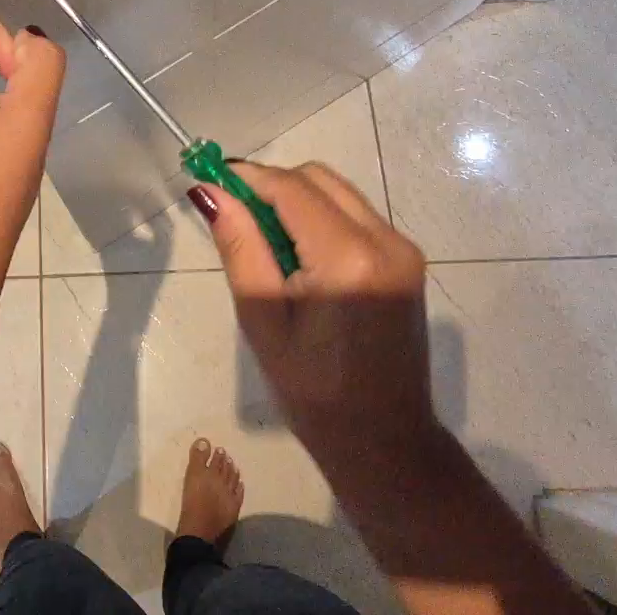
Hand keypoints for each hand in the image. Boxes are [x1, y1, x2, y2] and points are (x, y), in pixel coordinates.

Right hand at [194, 163, 439, 456]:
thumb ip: (240, 246)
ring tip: (265, 242)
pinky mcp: (407, 259)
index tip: (210, 178)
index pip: (291, 188)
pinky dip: (320, 218)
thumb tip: (211, 192)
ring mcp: (402, 248)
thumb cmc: (312, 390)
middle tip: (235, 216)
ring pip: (339, 192)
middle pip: (319, 178)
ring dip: (297, 200)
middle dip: (272, 185)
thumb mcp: (262, 318)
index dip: (248, 177)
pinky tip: (299, 258)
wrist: (384, 440)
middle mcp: (385, 240)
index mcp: (348, 259)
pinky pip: (355, 215)